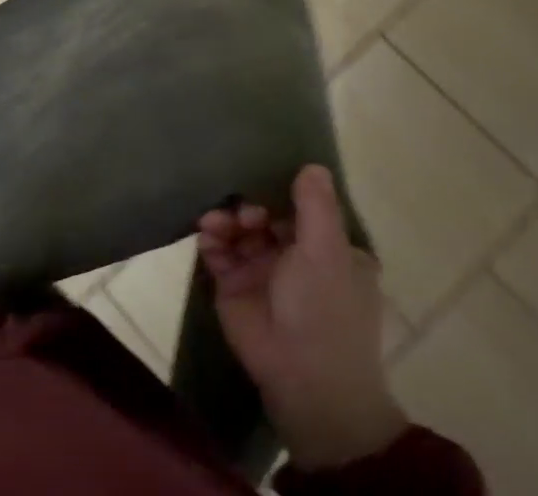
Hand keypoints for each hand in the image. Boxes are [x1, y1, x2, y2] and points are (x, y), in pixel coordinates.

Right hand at [196, 166, 407, 469]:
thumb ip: (315, 208)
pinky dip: (210, 241)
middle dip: (248, 208)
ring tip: (215, 223)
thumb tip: (312, 165)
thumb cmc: (325, 309)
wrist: (301, 373)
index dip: (279, 193)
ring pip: (237, 231)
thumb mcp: (326, 253)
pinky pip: (216, 252)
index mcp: (330, 251)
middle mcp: (296, 257)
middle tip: (241, 213)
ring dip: (225, 221)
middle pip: (264, 217)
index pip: (301, 209)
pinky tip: (207, 237)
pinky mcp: (231, 284)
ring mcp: (261, 271)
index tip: (260, 180)